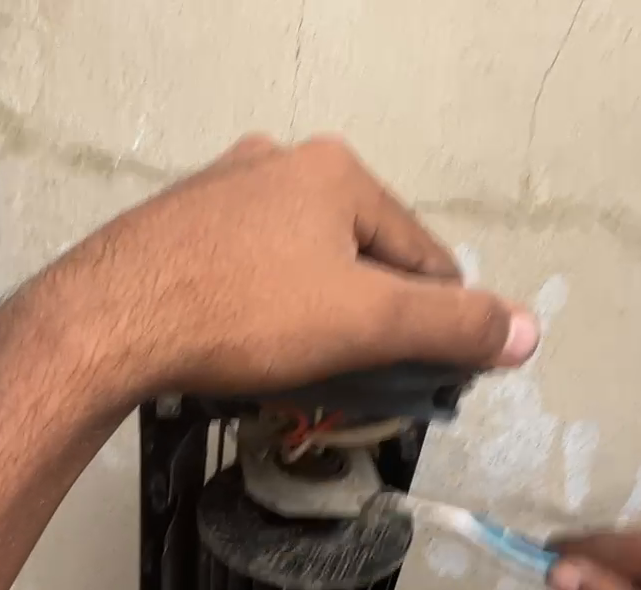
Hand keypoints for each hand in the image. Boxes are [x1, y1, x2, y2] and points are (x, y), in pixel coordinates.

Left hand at [0, 135, 538, 402]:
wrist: (111, 320)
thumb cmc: (246, 314)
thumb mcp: (363, 322)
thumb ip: (449, 326)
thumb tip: (530, 333)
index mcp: (336, 171)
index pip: (419, 251)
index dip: (437, 314)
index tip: (435, 366)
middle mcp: (278, 163)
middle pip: (357, 253)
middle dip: (370, 314)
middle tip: (367, 374)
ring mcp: (220, 191)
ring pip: (299, 260)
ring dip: (318, 310)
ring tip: (311, 366)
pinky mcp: (177, 227)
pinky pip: (247, 268)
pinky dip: (265, 304)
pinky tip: (253, 339)